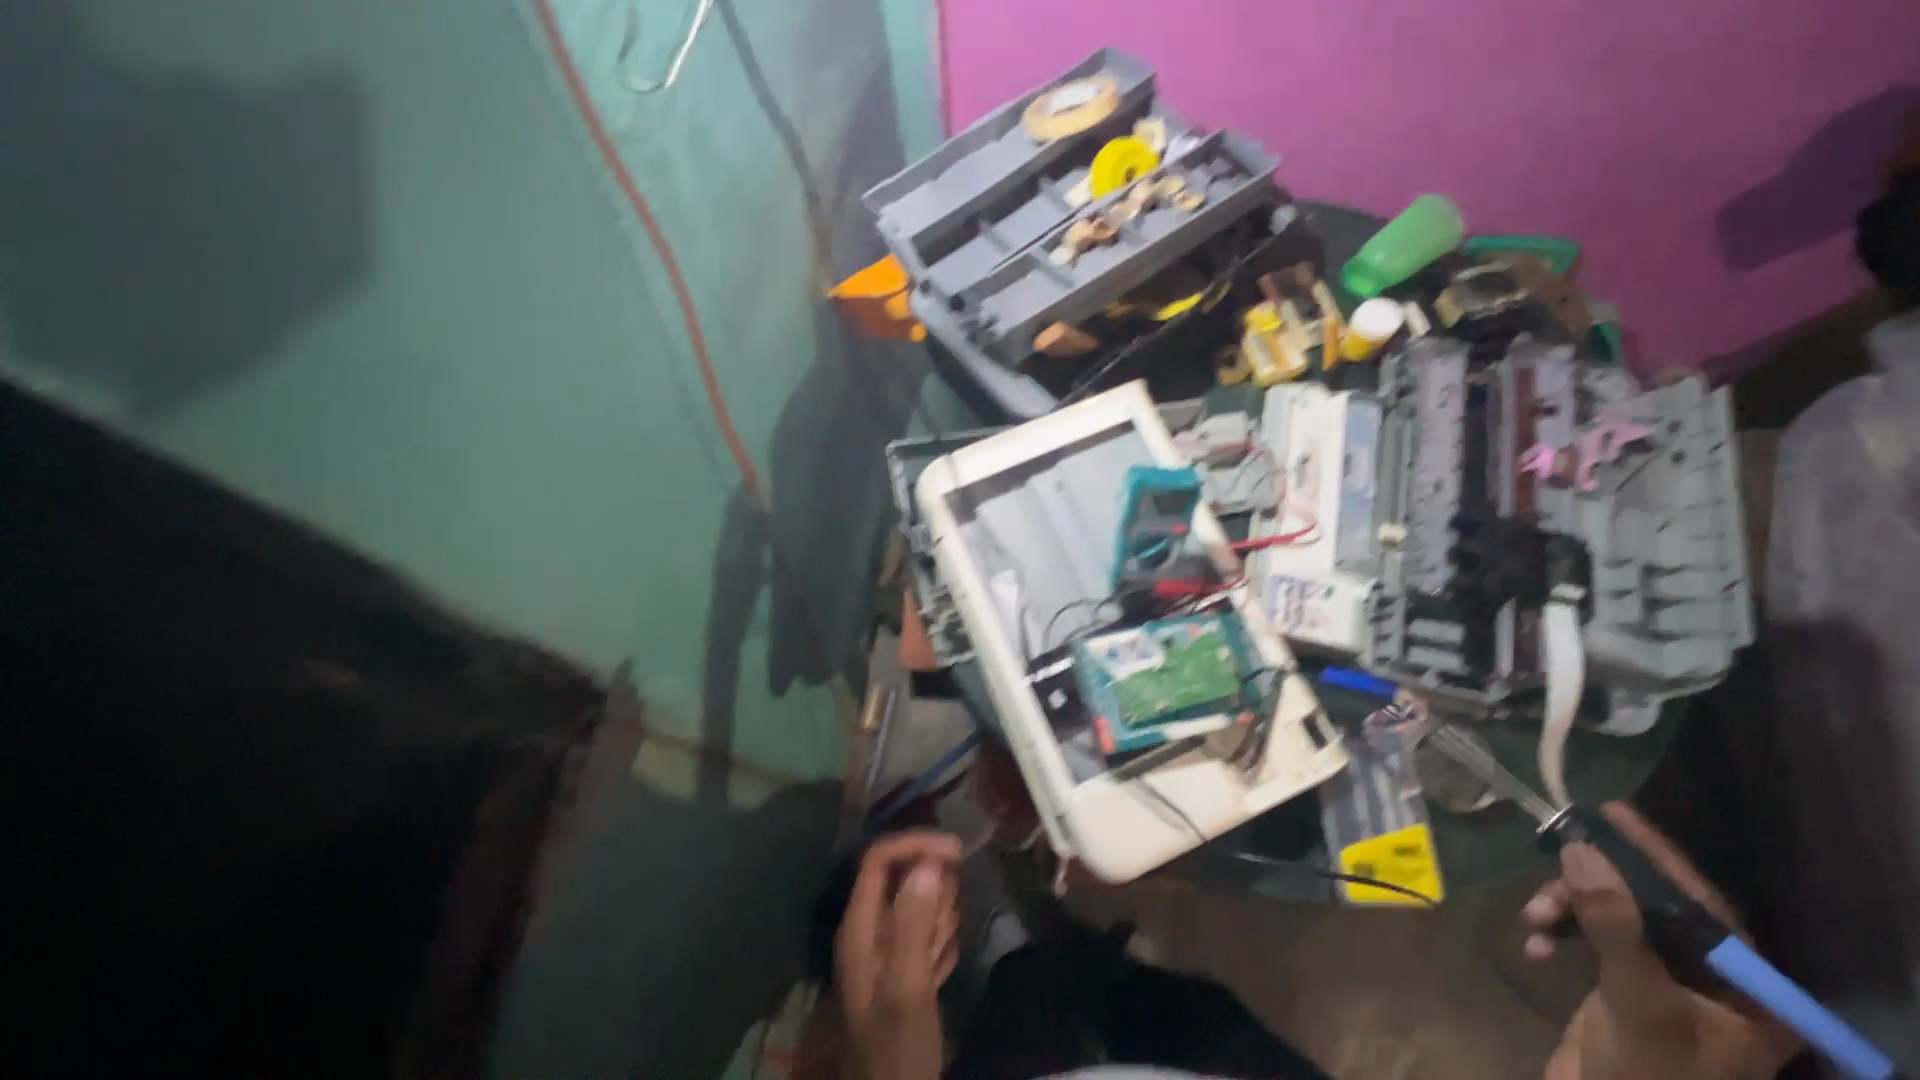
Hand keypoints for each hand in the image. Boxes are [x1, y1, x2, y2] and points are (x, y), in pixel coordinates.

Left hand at [835, 831, 962, 1079]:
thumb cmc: (897, 1046)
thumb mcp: (908, 986)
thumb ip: (914, 924)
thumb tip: (928, 864)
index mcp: (859, 926)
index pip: (879, 858)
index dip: (915, 844)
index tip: (957, 852)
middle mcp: (868, 929)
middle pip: (903, 875)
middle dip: (933, 892)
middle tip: (944, 930)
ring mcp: (885, 947)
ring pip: (920, 902)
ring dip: (939, 920)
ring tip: (938, 960)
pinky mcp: (904, 964)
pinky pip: (929, 930)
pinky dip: (941, 943)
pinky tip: (940, 971)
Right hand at [1522, 803, 1801, 1079]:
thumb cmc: (1650, 1074)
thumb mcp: (1637, 999)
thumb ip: (1614, 924)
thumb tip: (1580, 847)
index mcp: (1742, 986)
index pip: (1700, 901)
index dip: (1655, 854)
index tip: (1609, 812)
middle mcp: (1708, 978)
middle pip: (1647, 904)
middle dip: (1591, 885)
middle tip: (1552, 861)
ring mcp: (1662, 982)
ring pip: (1611, 918)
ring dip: (1566, 910)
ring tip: (1535, 920)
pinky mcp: (1621, 989)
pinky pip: (1589, 941)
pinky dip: (1558, 937)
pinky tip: (1534, 948)